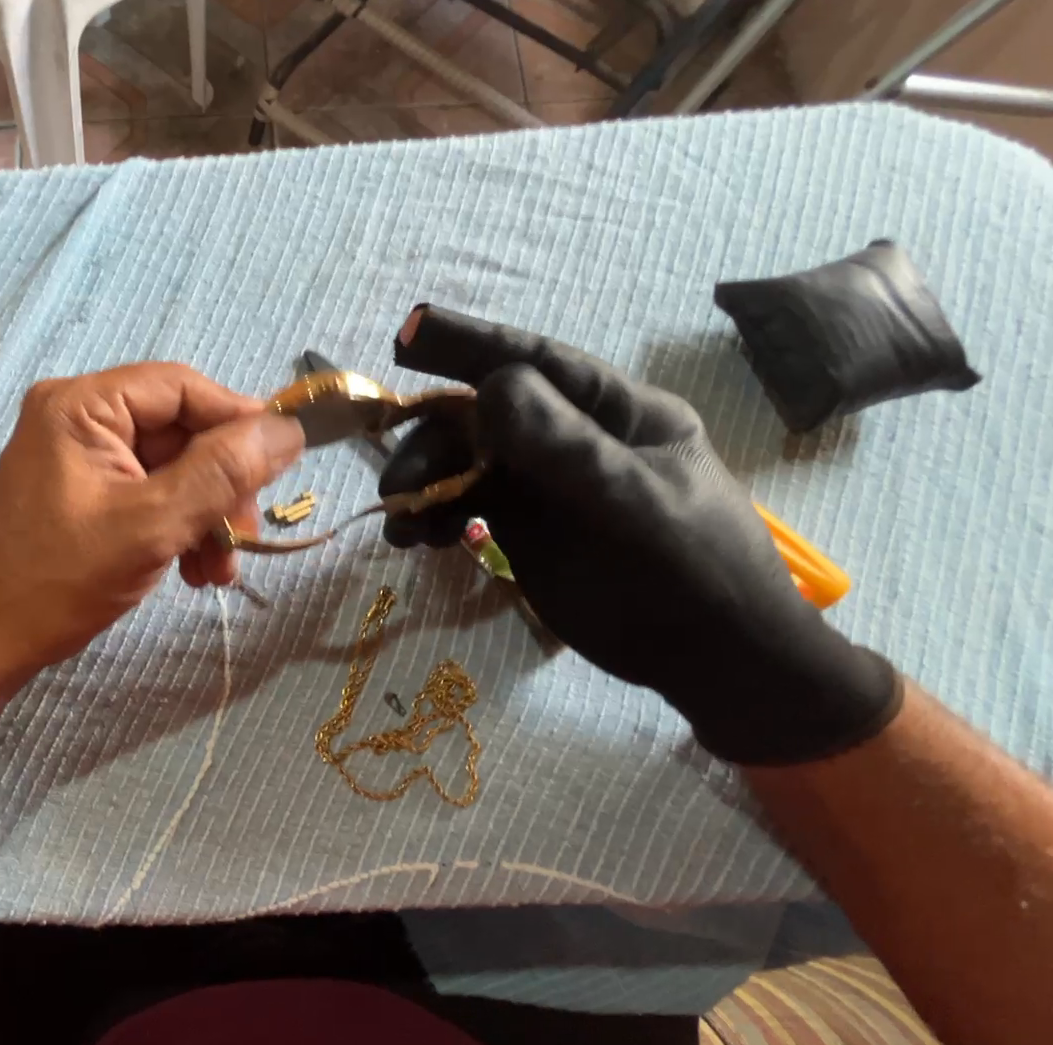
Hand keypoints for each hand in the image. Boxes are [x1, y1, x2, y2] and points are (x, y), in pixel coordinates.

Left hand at [0, 363, 303, 695]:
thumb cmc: (61, 581)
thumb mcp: (152, 525)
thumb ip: (223, 472)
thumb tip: (288, 429)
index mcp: (81, 406)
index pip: (181, 388)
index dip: (237, 421)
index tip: (281, 464)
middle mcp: (77, 417)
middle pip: (179, 431)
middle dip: (220, 487)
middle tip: (245, 537)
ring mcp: (77, 457)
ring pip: (170, 468)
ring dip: (204, 517)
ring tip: (218, 572)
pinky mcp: (81, 493)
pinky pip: (147, 494)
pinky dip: (176, 528)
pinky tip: (193, 572)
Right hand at [379, 305, 899, 764]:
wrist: (704, 657)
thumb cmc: (686, 572)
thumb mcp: (629, 503)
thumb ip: (562, 446)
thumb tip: (490, 386)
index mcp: (614, 412)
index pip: (534, 362)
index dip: (468, 344)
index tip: (407, 332)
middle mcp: (570, 435)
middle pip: (481, 418)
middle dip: (431, 445)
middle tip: (395, 489)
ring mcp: (541, 480)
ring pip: (462, 462)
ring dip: (423, 485)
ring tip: (401, 528)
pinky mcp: (520, 522)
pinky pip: (460, 502)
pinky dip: (431, 515)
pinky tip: (417, 541)